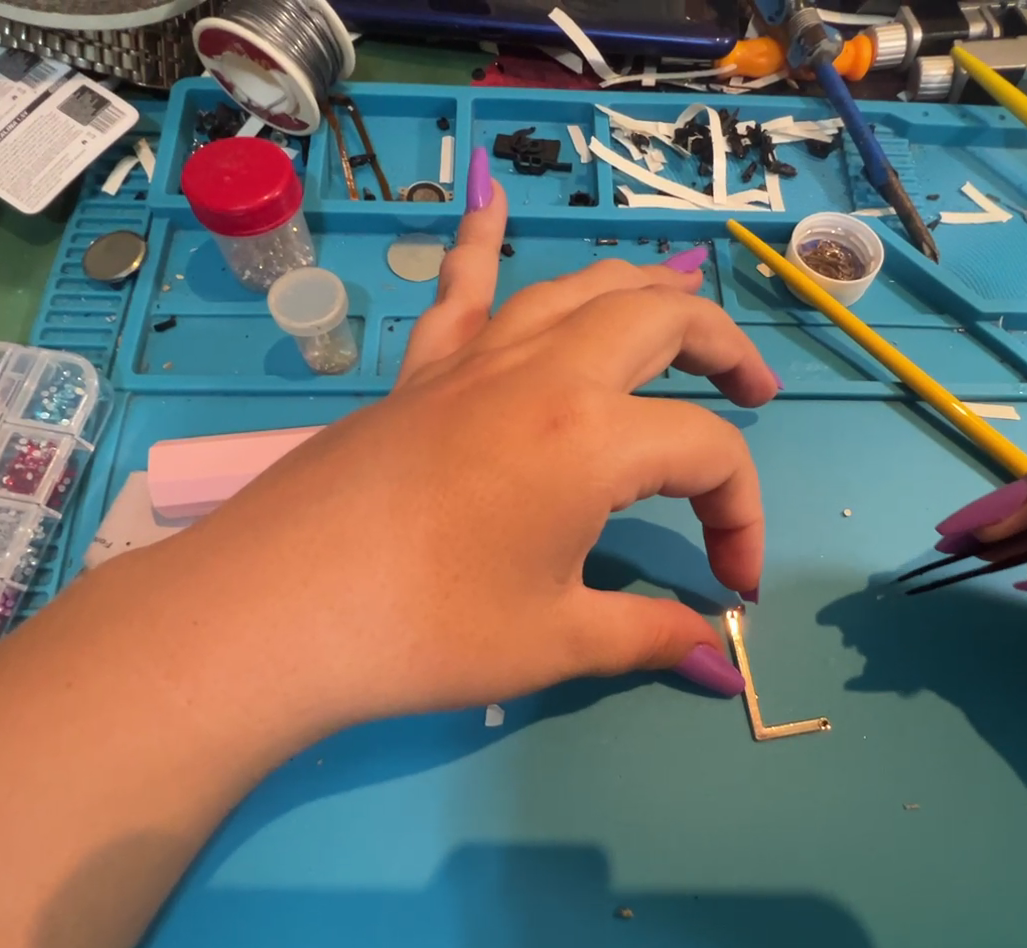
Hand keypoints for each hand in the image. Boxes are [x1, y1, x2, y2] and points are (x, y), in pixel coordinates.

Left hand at [139, 154, 777, 730]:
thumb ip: (652, 639)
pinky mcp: (421, 372)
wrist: (273, 615)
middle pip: (665, 319)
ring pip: (581, 287)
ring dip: (645, 292)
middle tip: (753, 392)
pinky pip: (462, 287)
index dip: (743, 520)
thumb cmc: (425, 632)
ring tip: (677, 321)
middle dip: (725, 349)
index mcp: (594, 437)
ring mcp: (476, 360)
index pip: (710, 455)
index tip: (733, 591)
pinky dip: (483, 241)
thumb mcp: (557, 642)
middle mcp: (545, 372)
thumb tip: (722, 670)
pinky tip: (489, 199)